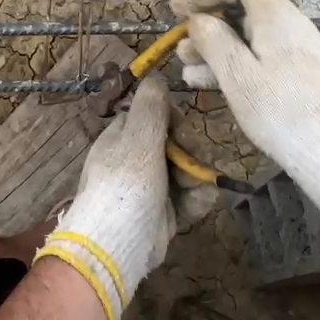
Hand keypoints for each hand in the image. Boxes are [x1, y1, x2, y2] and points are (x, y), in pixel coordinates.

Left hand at [34, 75, 173, 319]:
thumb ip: (150, 105)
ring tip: (197, 185)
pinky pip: (187, 199)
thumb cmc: (125, 183)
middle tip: (190, 157)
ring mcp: (149, 189)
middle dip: (188, 149)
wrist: (117, 245)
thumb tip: (155, 74)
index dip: (171, 117)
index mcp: (121, 138)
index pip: (151, 116)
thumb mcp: (138, 137)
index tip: (181, 124)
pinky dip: (196, 199)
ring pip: (184, 171)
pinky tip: (202, 199)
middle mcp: (134, 160)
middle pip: (173, 143)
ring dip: (196, 175)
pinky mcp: (163, 215)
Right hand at [171, 0, 319, 238]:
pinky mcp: (295, 78)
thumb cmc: (279, 108)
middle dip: (207, 16)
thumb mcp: (237, 74)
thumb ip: (214, 41)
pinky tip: (202, 79)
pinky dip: (229, 63)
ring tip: (182, 58)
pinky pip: (256, 59)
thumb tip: (199, 21)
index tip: (185, 0)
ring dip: (213, 43)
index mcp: (277, 17)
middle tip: (176, 24)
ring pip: (247, 37)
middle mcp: (289, 28)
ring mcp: (294, 54)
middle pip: (245, 9)